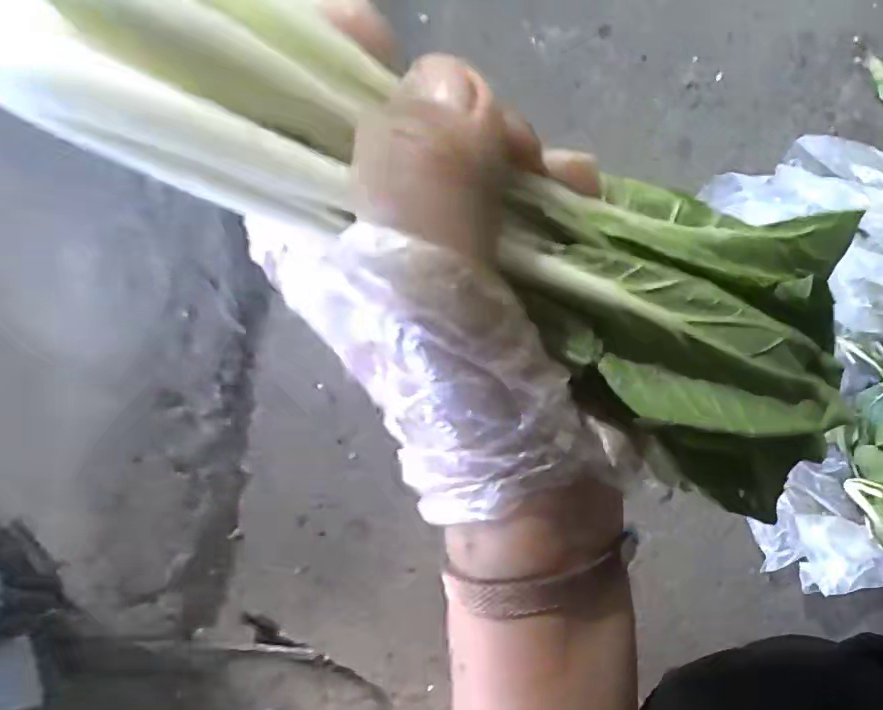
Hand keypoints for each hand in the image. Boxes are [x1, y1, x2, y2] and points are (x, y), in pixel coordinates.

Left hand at [252, 2, 618, 567]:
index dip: (331, 58)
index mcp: (322, 224)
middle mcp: (390, 230)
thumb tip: (455, 82)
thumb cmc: (471, 399)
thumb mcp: (427, 285)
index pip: (289, 100)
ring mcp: (468, 255)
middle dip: (466, 117)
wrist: (544, 486)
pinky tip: (594, 210)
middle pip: (412, 120)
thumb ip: (423, 171)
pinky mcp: (529, 280)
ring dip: (531, 161)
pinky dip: (570, 199)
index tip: (389, 49)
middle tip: (513, 152)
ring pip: (490, 163)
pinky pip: (543, 209)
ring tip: (570, 191)